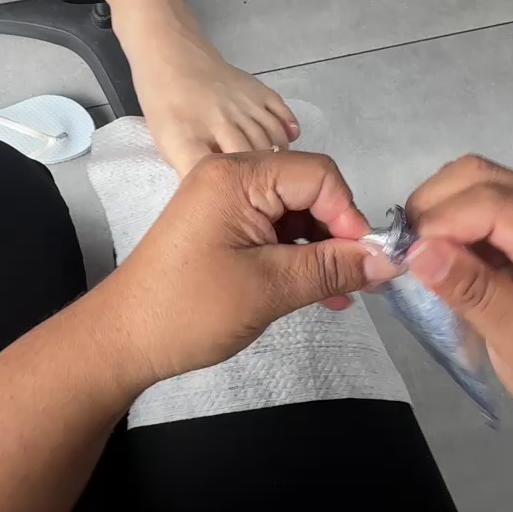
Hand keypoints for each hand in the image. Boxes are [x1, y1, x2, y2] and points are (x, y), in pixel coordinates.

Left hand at [93, 151, 397, 383]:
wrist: (124, 337)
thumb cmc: (191, 308)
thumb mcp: (269, 288)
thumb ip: (331, 268)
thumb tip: (388, 259)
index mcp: (239, 174)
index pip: (317, 174)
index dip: (349, 214)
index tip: (366, 262)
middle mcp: (233, 174)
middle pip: (307, 189)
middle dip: (338, 232)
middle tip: (359, 281)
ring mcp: (226, 199)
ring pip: (295, 211)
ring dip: (321, 248)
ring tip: (341, 295)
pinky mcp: (224, 223)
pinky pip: (274, 227)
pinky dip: (298, 254)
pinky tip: (319, 291)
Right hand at [404, 156, 512, 447]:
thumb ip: (474, 292)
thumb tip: (416, 250)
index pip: (497, 202)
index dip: (445, 219)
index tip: (410, 257)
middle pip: (483, 177)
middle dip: (436, 205)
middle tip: (410, 252)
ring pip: (475, 184)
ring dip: (438, 211)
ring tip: (421, 255)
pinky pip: (475, 208)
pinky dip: (447, 224)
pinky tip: (439, 259)